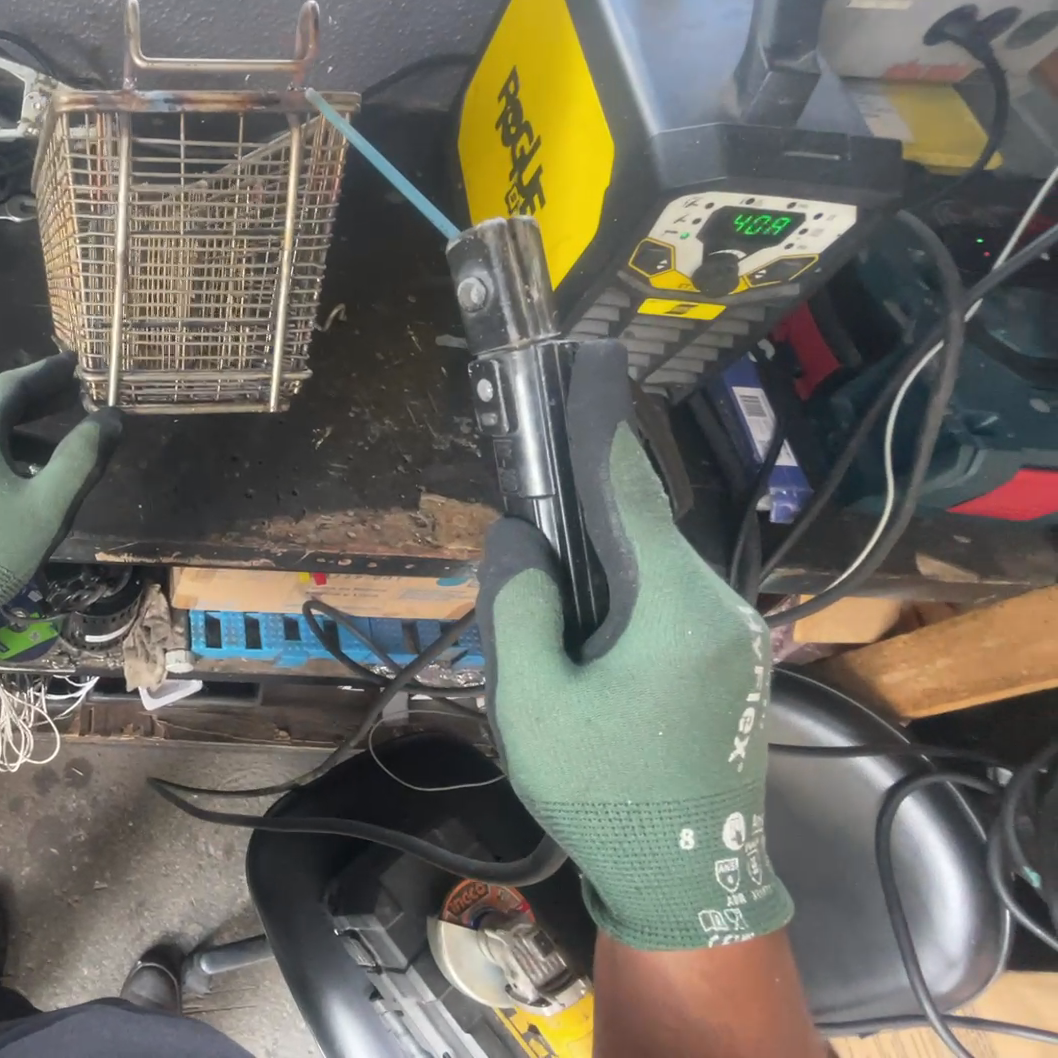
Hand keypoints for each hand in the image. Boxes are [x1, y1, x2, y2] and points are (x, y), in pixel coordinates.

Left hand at [0, 354, 122, 708]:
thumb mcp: (48, 505)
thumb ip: (81, 457)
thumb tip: (111, 417)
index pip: (10, 386)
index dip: (46, 372)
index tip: (75, 363)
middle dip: (38, 401)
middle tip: (75, 395)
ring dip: (22, 434)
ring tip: (58, 443)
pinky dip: (1, 455)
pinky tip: (23, 478)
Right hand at [477, 341, 789, 950]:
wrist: (681, 876)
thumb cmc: (598, 789)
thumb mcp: (530, 698)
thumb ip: (518, 605)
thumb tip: (515, 535)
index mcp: (670, 607)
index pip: (625, 490)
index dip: (598, 423)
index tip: (584, 362)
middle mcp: (712, 603)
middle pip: (628, 524)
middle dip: (566, 515)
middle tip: (513, 542)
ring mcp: (724, 630)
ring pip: (636, 562)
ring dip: (579, 564)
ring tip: (533, 616)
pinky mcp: (717, 654)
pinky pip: (649, 595)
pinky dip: (601, 591)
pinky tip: (567, 633)